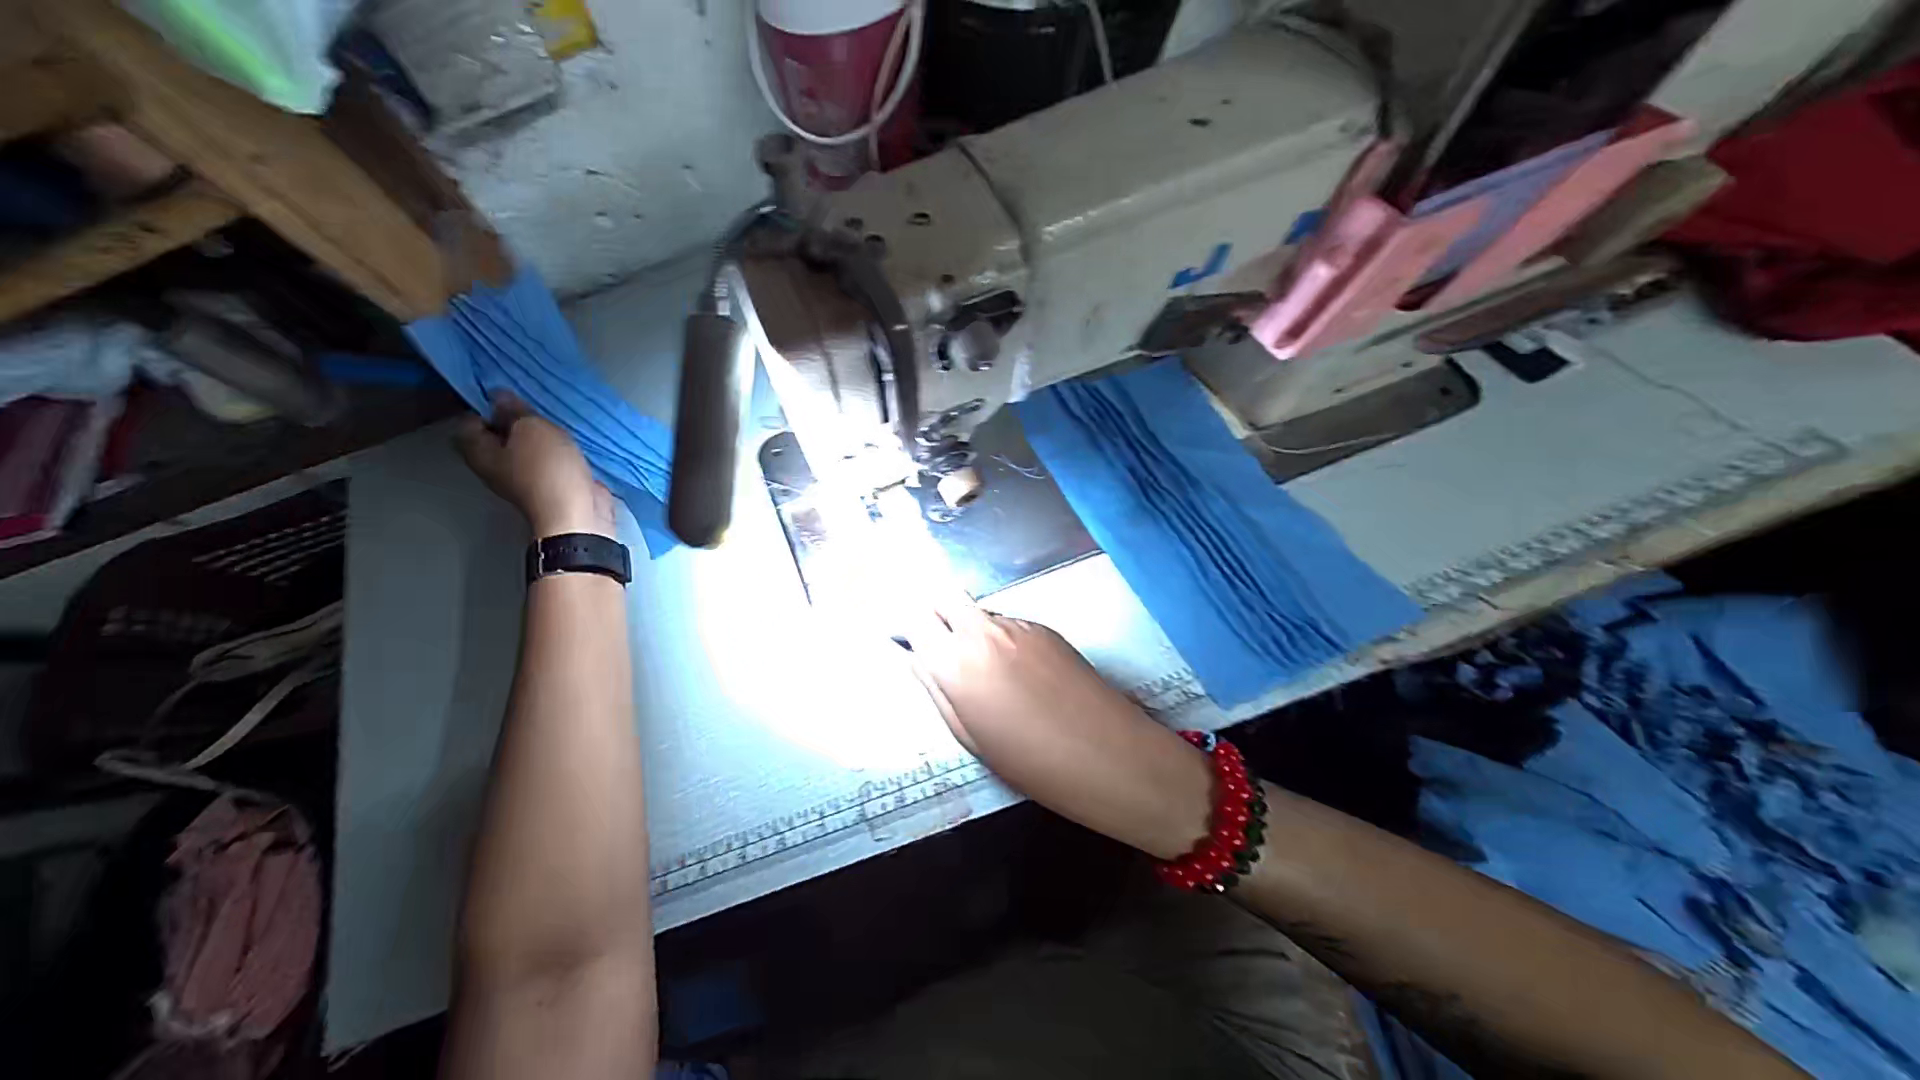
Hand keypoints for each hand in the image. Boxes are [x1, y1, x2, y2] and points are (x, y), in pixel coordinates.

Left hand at [457, 394, 616, 537]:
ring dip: (538, 438)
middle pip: (496, 435)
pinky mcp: (546, 487)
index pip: (468, 420)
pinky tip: (569, 445)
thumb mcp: (531, 428)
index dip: (487, 406)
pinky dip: (554, 453)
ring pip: (523, 449)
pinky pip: (545, 462)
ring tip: (555, 425)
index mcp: (478, 451)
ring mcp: (520, 479)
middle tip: (536, 410)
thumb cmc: (547, 469)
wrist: (576, 515)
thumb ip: (514, 410)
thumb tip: (498, 397)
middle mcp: (492, 466)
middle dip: (515, 421)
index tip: (511, 398)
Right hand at [904, 598, 1213, 859]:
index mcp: (954, 662)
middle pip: (943, 596)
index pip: (913, 618)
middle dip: (933, 612)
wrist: (1107, 753)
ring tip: (985, 671)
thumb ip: (936, 689)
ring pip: (978, 611)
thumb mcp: (968, 735)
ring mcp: (1017, 624)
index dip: (905, 625)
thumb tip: (917, 658)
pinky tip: (1019, 674)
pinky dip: (1001, 638)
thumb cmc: (1029, 761)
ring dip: (969, 628)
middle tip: (935, 642)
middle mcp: (982, 631)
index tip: (903, 638)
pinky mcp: (1045, 628)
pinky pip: (1008, 624)